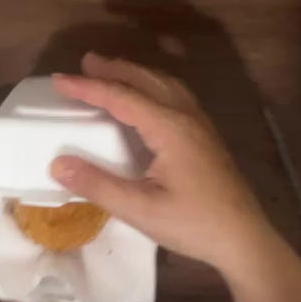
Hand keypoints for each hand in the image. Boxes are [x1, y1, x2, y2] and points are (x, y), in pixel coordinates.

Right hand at [50, 53, 281, 279]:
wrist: (243, 238)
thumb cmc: (194, 224)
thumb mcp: (140, 210)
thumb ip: (98, 185)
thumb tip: (58, 164)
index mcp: (170, 128)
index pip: (122, 97)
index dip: (88, 87)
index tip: (59, 80)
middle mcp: (187, 117)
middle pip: (146, 80)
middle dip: (114, 69)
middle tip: (84, 63)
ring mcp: (200, 125)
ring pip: (165, 85)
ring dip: (135, 75)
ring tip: (110, 72)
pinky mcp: (205, 137)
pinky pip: (175, 96)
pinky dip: (152, 87)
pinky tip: (146, 98)